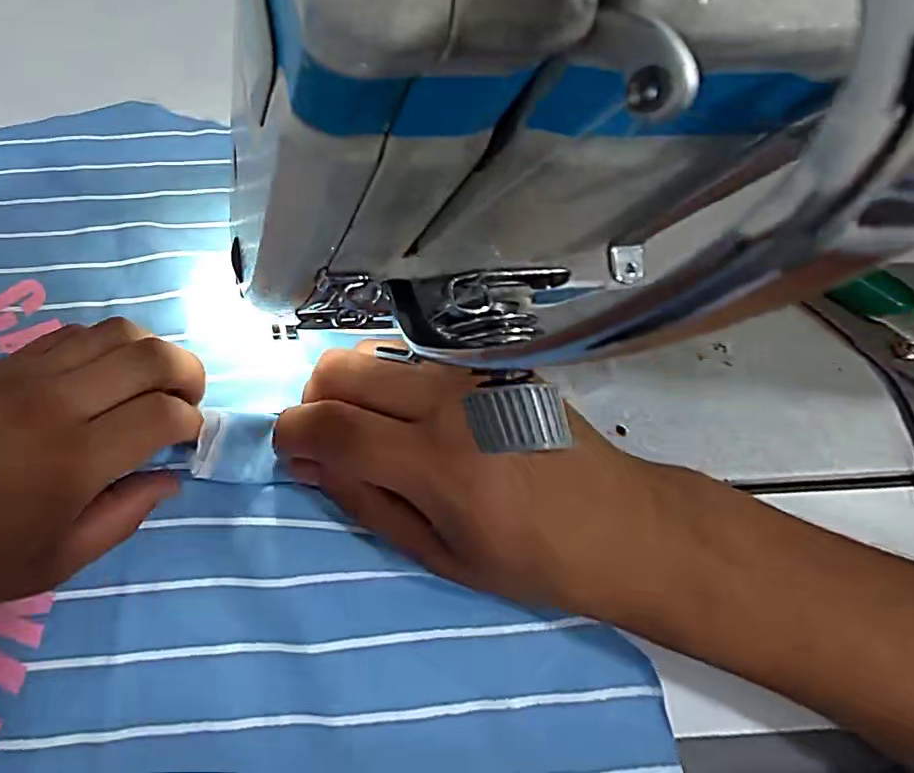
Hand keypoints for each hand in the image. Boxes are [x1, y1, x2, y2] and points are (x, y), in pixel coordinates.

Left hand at [0, 318, 203, 666]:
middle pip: (150, 354)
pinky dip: (106, 344)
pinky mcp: (7, 360)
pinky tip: (101, 376)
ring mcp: (30, 372)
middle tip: (187, 402)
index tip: (188, 440)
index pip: (163, 413)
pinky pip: (74, 332)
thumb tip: (169, 476)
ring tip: (150, 383)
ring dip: (150, 350)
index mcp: (75, 461)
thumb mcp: (56, 563)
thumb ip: (124, 514)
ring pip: (116, 330)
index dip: (191, 422)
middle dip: (187, 372)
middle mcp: (59, 402)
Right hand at [274, 341, 684, 617]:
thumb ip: (364, 502)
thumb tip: (307, 463)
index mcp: (437, 464)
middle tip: (327, 440)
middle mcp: (447, 403)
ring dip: (346, 386)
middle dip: (311, 401)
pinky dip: (383, 379)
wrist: (625, 524)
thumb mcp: (439, 555)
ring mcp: (467, 374)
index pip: (332, 426)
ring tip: (368, 426)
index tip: (288, 450)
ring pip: (368, 352)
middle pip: (338, 370)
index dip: (292, 433)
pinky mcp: (483, 362)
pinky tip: (409, 415)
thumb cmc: (533, 559)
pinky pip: (407, 355)